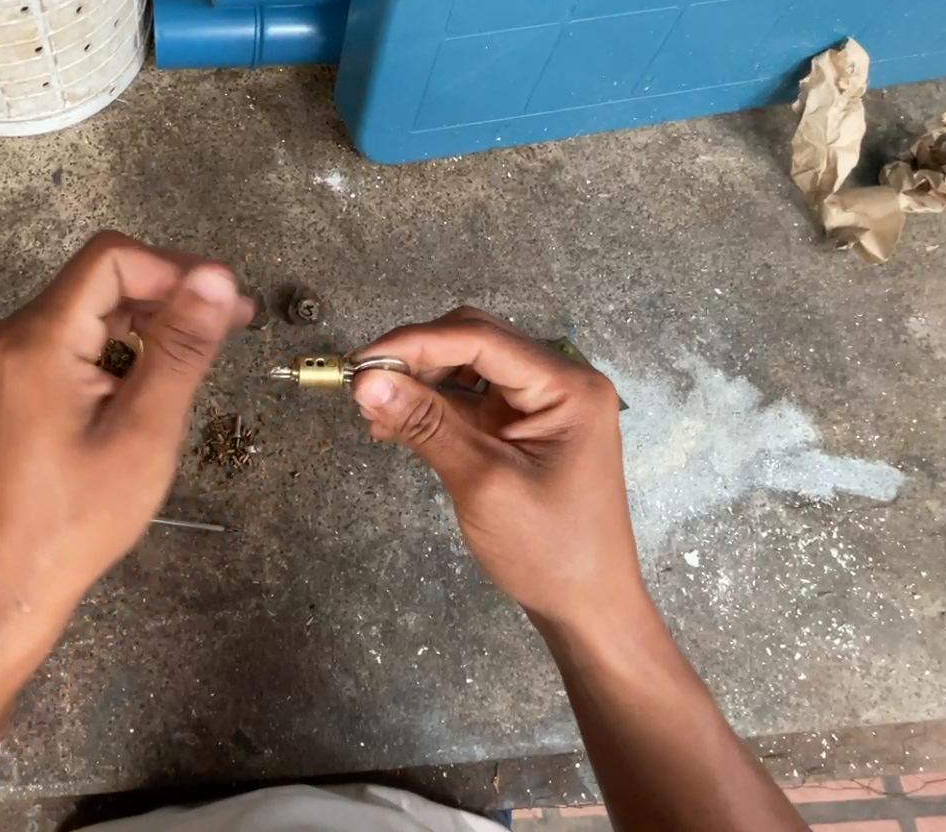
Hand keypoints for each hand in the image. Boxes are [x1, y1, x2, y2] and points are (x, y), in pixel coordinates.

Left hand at [0, 232, 251, 624]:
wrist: (22, 574)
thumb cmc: (85, 514)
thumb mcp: (146, 430)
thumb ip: (180, 347)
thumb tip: (217, 278)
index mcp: (40, 339)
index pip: (112, 259)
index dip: (174, 269)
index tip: (224, 304)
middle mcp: (18, 332)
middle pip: (104, 276)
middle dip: (171, 289)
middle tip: (233, 321)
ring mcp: (17, 353)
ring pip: (97, 302)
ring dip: (154, 314)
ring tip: (208, 343)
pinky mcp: (26, 373)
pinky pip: (83, 331)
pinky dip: (128, 338)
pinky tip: (162, 364)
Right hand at [350, 308, 640, 631]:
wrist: (585, 607)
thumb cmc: (547, 549)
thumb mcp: (481, 481)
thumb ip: (424, 423)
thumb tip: (365, 381)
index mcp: (566, 386)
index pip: (479, 338)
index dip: (414, 342)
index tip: (360, 363)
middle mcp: (555, 381)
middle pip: (471, 341)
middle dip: (415, 357)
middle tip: (365, 386)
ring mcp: (536, 402)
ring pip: (463, 364)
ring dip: (417, 380)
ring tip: (376, 411)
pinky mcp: (516, 424)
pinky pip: (465, 396)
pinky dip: (428, 404)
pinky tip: (395, 424)